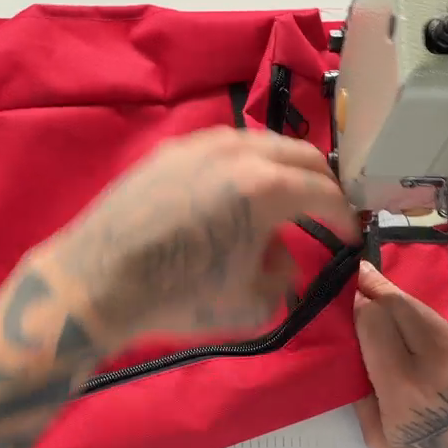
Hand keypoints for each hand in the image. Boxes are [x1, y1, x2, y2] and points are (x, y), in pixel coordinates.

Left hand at [37, 127, 357, 347]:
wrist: (98, 280)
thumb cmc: (177, 297)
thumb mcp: (248, 303)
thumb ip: (283, 276)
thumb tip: (282, 256)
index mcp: (268, 188)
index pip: (327, 195)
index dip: (345, 219)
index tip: (350, 236)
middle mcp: (240, 152)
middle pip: (302, 157)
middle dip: (321, 185)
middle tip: (323, 212)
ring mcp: (201, 144)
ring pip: (262, 144)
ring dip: (282, 169)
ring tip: (280, 199)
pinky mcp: (171, 150)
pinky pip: (224, 148)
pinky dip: (244, 166)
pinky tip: (233, 192)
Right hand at [352, 263, 447, 447]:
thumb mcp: (381, 441)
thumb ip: (363, 393)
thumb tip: (352, 353)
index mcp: (405, 387)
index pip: (374, 321)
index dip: (359, 303)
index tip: (348, 291)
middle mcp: (438, 359)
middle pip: (399, 304)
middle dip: (376, 287)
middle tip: (360, 273)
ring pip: (424, 310)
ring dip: (401, 304)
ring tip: (384, 298)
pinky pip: (446, 326)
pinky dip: (426, 325)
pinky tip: (418, 333)